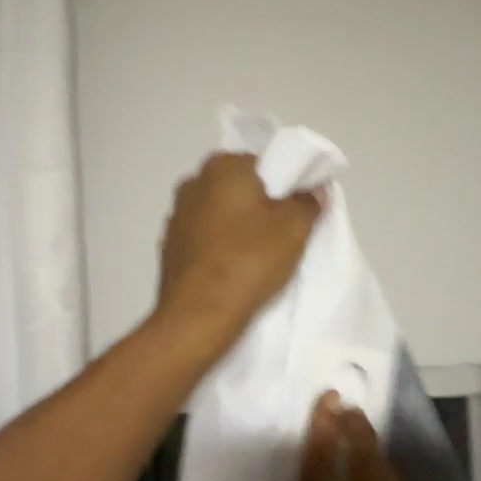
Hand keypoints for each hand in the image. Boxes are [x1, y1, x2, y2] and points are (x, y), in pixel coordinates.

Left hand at [156, 152, 320, 338]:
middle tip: (282, 234)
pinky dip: (219, 247)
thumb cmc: (249, 261)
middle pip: (238, 188)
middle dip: (259, 205)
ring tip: (258, 256)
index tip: (296, 212)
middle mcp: (192, 182)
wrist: (197, 316)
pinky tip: (233, 270)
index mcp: (222, 167)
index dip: (284, 186)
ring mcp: (175, 215)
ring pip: (219, 214)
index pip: (262, 164)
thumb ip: (308, 202)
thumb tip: (312, 190)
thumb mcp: (295, 228)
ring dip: (237, 227)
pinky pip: (204, 239)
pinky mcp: (168, 246)